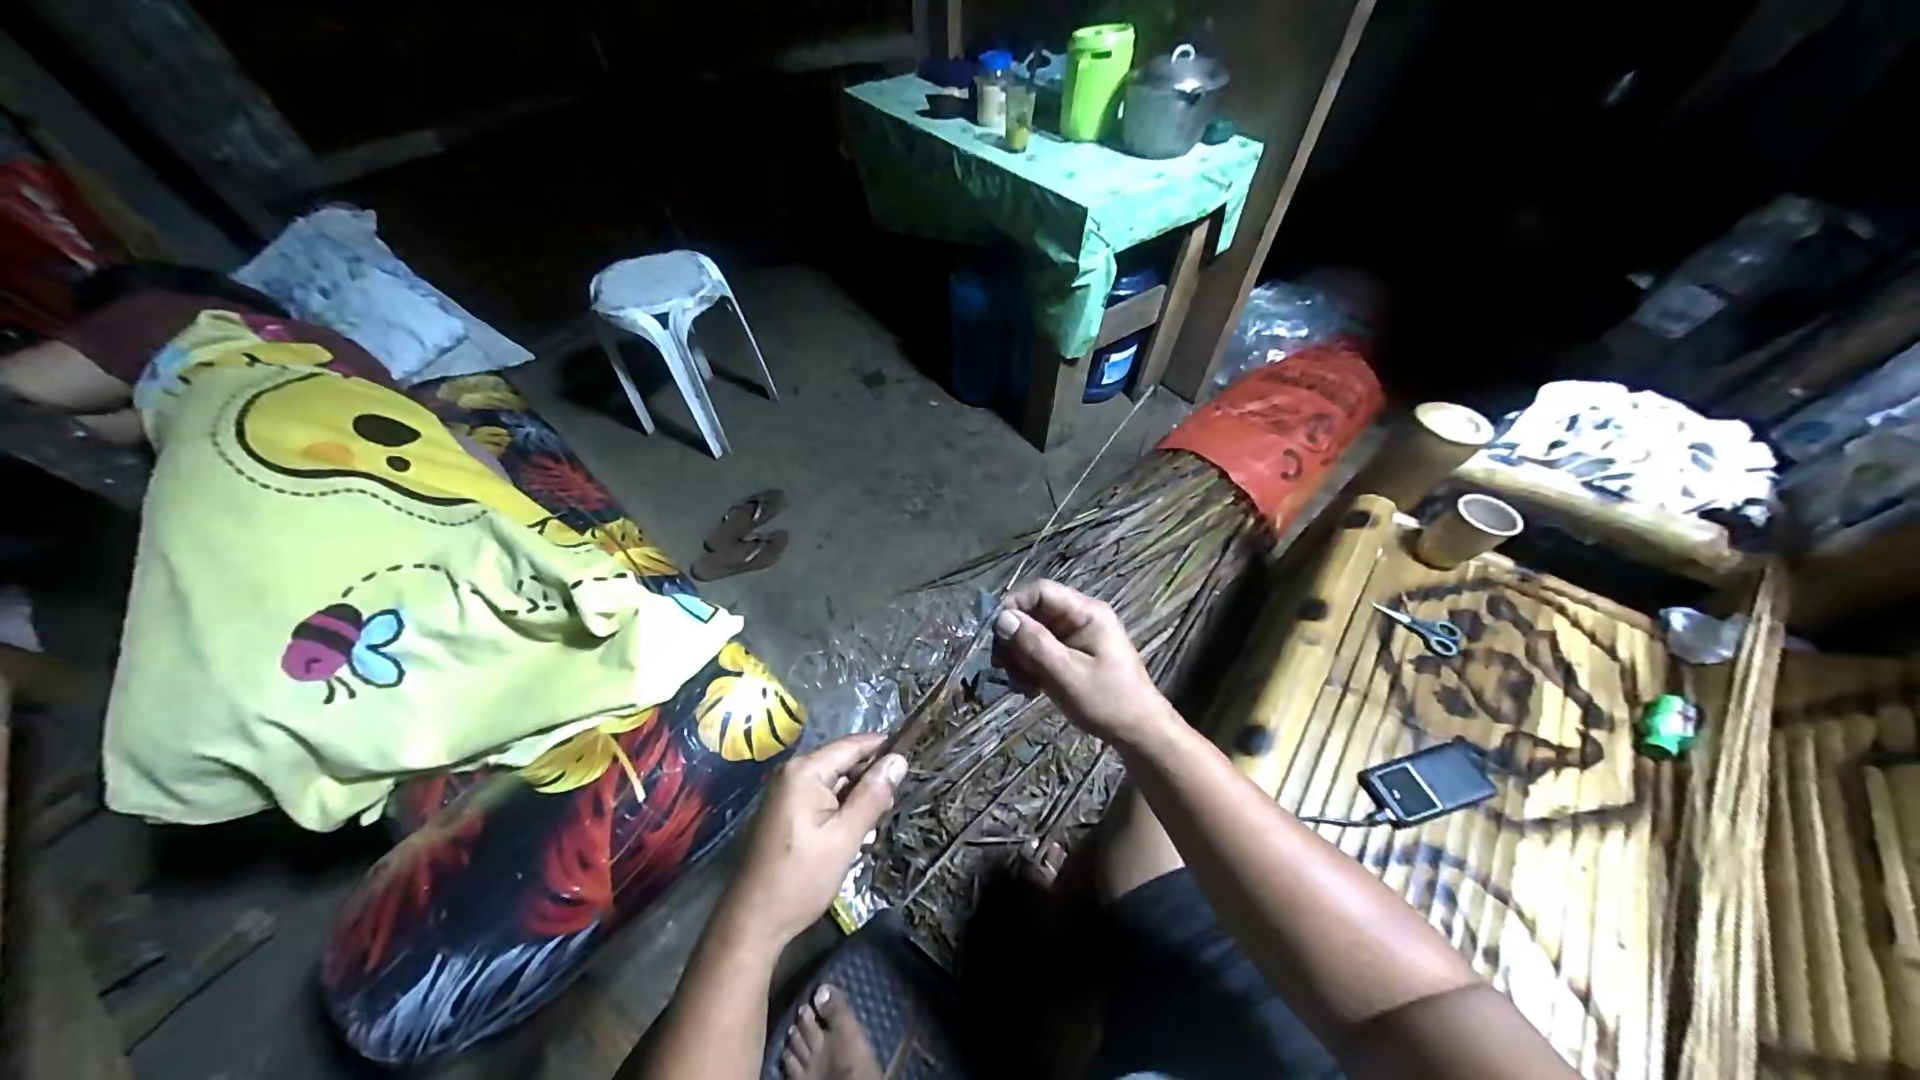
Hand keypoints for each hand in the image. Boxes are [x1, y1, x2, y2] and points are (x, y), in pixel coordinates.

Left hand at [715, 734, 906, 952]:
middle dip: (870, 780)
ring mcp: (785, 793)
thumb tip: (898, 759)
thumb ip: (873, 795)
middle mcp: (792, 774)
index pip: (852, 745)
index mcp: (804, 771)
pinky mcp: (784, 812)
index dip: (882, 748)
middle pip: (843, 762)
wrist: (753, 922)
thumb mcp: (845, 836)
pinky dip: (841, 810)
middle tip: (892, 805)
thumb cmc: (801, 878)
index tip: (911, 755)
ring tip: (876, 824)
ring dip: (857, 799)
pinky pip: (821, 798)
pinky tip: (855, 834)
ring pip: (834, 783)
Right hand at [991, 580, 1174, 747]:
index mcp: (1087, 613)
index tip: (995, 636)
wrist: (1140, 733)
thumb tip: (1001, 619)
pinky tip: (1029, 688)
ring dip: (1020, 656)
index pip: (1040, 592)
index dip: (1014, 608)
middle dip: (1014, 638)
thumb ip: (1034, 644)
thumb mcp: (1067, 673)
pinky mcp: (1073, 655)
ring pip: (1034, 634)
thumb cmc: (1108, 702)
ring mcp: (1077, 637)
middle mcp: (1081, 618)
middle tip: (1003, 668)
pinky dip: (1030, 666)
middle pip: (1034, 613)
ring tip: (1019, 684)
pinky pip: (1042, 651)